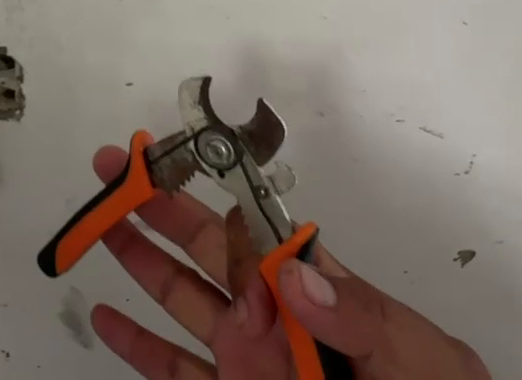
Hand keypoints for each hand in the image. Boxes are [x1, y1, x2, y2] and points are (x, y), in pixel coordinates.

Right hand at [86, 145, 490, 379]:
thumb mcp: (423, 361)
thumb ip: (361, 317)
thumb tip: (292, 268)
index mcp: (313, 293)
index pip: (248, 228)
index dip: (202, 190)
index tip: (162, 162)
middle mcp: (271, 318)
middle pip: (201, 250)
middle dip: (155, 206)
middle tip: (111, 169)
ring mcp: (247, 362)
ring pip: (179, 301)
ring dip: (138, 260)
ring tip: (98, 226)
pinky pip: (173, 372)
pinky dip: (136, 346)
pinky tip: (104, 318)